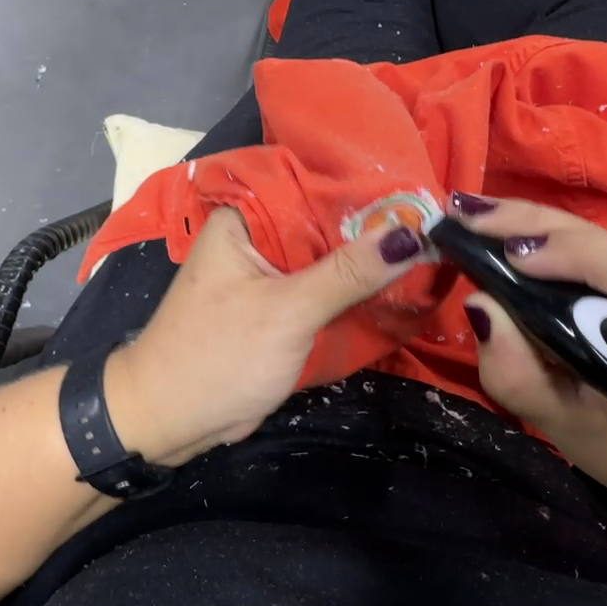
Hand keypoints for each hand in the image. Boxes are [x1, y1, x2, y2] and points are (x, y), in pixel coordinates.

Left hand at [107, 207, 425, 464]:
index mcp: (242, 220)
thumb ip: (348, 273)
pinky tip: (395, 283)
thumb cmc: (218, 357)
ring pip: (324, 257)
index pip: (310, 184)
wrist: (169, 420)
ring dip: (365, 260)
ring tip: (430, 246)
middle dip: (371, 226)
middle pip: (322, 222)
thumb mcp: (288, 311)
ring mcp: (263, 273)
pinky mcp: (273, 306)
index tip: (419, 189)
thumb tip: (413, 233)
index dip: (362, 188)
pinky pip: (319, 287)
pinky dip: (349, 289)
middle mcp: (252, 238)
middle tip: (437, 221)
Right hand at [455, 196, 606, 528]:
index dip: (580, 258)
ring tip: (477, 218)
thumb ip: (520, 375)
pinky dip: (556, 235)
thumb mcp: (567, 428)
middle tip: (467, 216)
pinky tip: (512, 229)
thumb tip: (481, 306)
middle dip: (542, 229)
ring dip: (541, 226)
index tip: (510, 255)